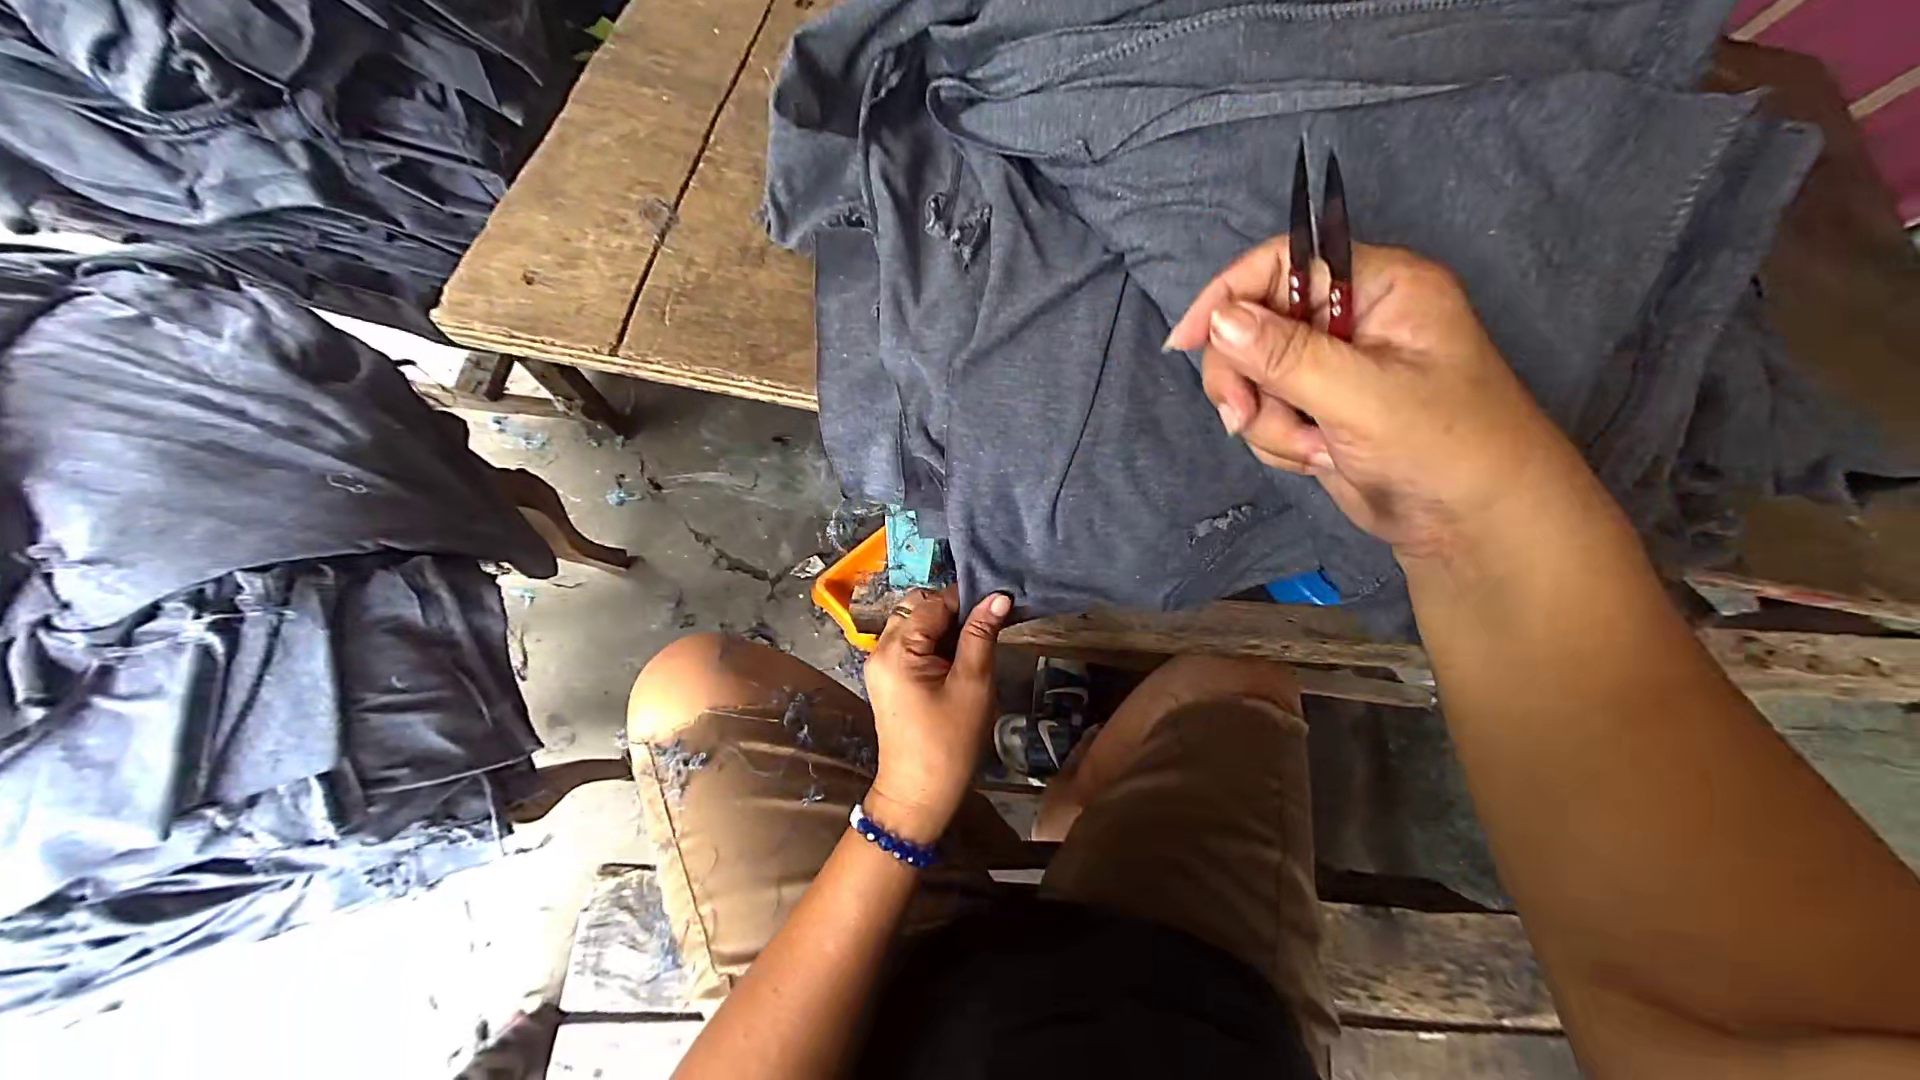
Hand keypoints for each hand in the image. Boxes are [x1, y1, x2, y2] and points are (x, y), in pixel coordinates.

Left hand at [862, 586, 1011, 844]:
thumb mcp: (972, 685)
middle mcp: (880, 650)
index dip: (966, 600)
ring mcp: (881, 665)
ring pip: (914, 625)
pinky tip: (958, 659)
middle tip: (987, 627)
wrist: (919, 794)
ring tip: (976, 644)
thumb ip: (981, 635)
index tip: (997, 606)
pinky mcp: (888, 679)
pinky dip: (934, 644)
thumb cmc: (949, 742)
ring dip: (945, 627)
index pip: (933, 603)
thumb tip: (998, 597)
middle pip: (917, 608)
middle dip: (953, 611)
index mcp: (896, 649)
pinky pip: (910, 645)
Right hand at [1165, 240, 1589, 563]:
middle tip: (1244, 418)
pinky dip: (1277, 441)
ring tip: (1314, 448)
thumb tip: (1218, 320)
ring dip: (1267, 421)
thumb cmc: (1443, 446)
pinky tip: (1317, 458)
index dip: (1227, 296)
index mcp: (1376, 287)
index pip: (1281, 265)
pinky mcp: (1314, 408)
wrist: (1469, 524)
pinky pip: (1262, 413)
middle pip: (1251, 327)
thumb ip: (1287, 356)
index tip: (1185, 342)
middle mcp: (1347, 319)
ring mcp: (1328, 368)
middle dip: (1245, 380)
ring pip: (1251, 379)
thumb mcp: (1363, 396)